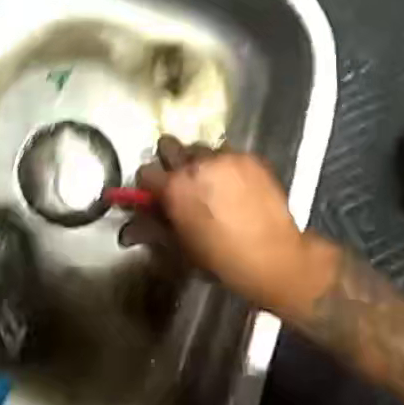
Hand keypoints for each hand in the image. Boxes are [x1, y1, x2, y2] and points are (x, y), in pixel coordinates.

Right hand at [132, 137, 314, 311]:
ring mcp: (225, 157)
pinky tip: (236, 186)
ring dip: (200, 162)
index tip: (156, 195)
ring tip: (213, 184)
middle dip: (170, 161)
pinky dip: (226, 166)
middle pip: (169, 145)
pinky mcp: (249, 157)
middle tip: (182, 182)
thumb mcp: (182, 248)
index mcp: (174, 187)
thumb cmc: (222, 259)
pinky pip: (228, 153)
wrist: (276, 258)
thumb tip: (127, 230)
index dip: (149, 185)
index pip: (146, 171)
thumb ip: (152, 231)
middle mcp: (195, 164)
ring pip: (201, 148)